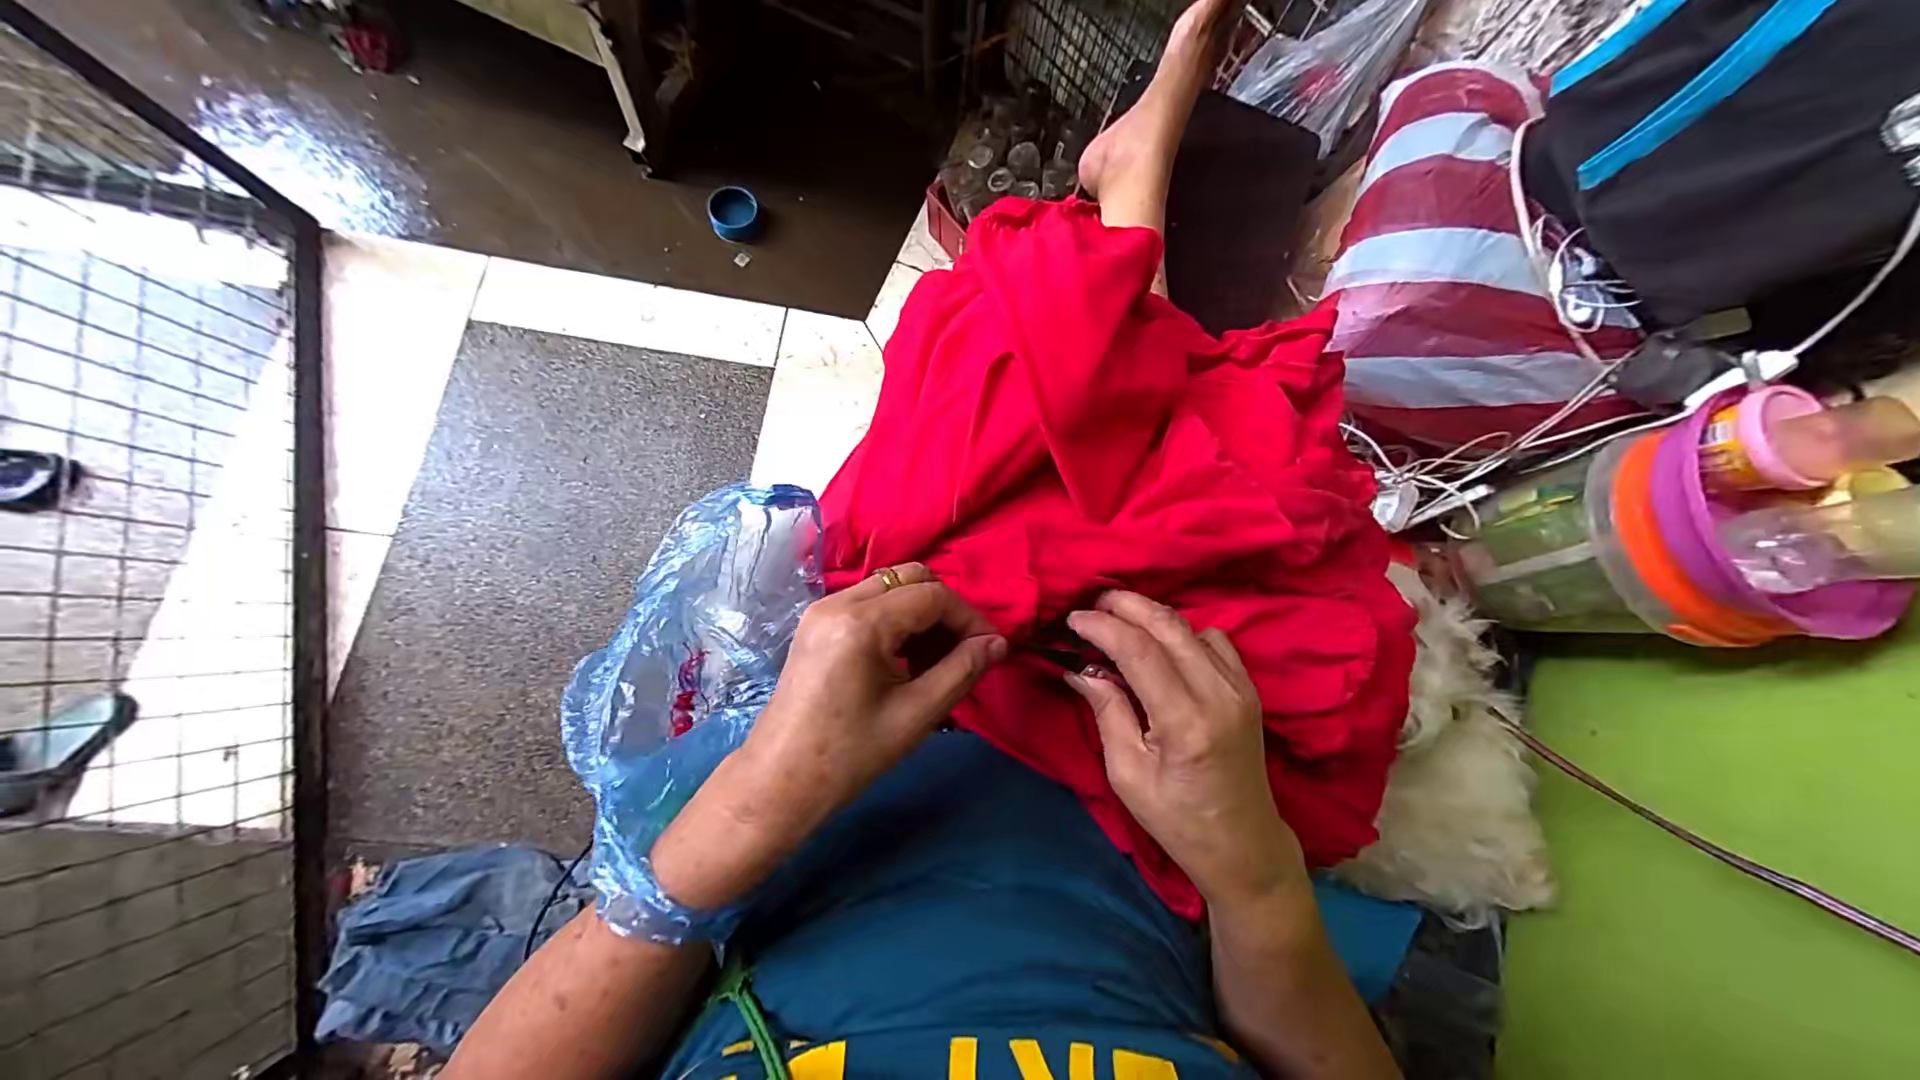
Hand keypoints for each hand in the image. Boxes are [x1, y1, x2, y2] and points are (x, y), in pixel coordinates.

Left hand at [652, 563, 1005, 907]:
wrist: (779, 781)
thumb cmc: (849, 755)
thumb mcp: (916, 714)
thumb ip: (962, 670)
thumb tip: (998, 644)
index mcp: (860, 622)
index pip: (932, 596)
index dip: (969, 618)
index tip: (991, 649)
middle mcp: (837, 602)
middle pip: (910, 578)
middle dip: (946, 609)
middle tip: (964, 651)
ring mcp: (821, 609)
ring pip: (889, 587)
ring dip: (922, 612)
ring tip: (937, 659)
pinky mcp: (816, 623)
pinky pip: (868, 602)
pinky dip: (897, 618)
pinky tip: (906, 657)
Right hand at [1064, 591, 1306, 910]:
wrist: (1244, 844)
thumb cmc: (1177, 819)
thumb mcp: (1127, 774)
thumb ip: (1107, 712)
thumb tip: (1080, 668)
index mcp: (1185, 722)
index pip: (1139, 651)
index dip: (1102, 627)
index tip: (1073, 619)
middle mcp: (1218, 695)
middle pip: (1167, 626)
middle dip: (1125, 606)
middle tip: (1092, 605)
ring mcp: (1240, 689)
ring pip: (1190, 627)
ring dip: (1150, 616)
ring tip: (1117, 620)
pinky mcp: (1248, 689)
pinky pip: (1213, 640)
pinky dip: (1181, 632)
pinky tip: (1161, 645)